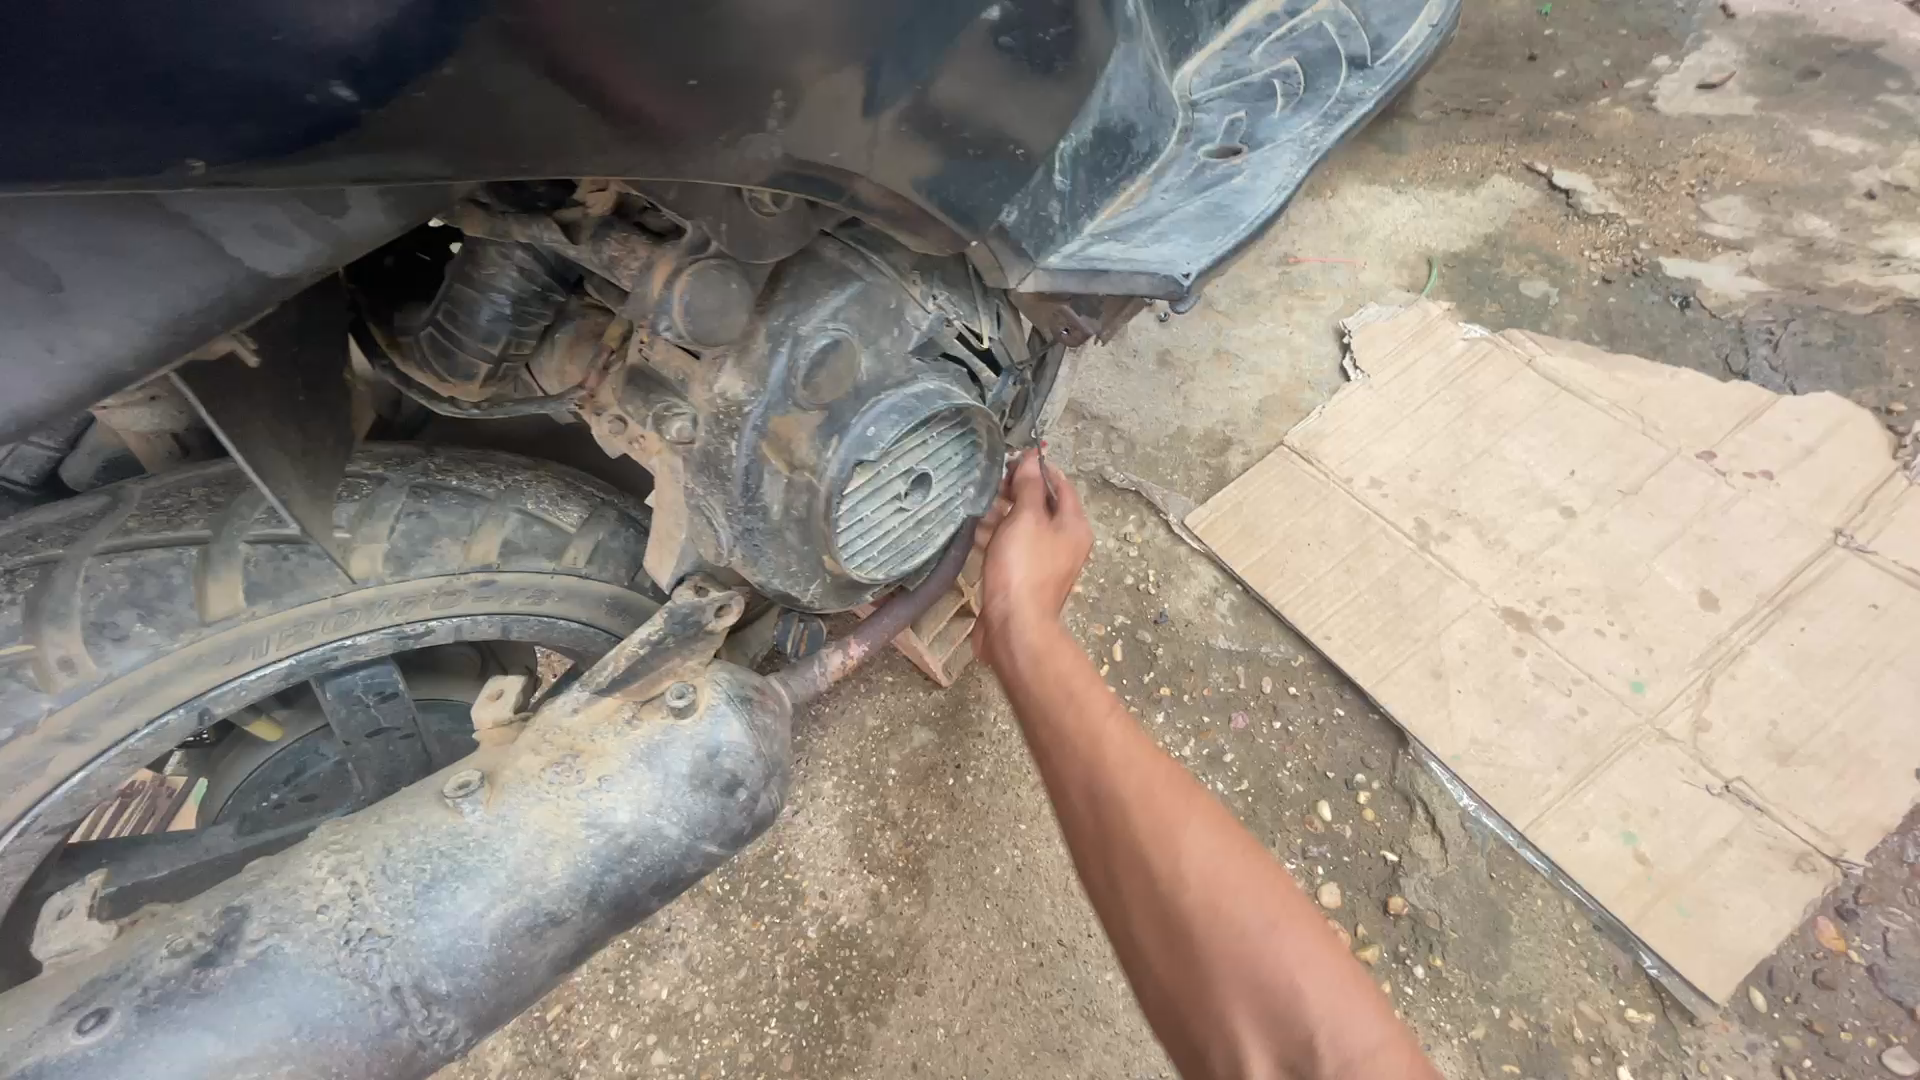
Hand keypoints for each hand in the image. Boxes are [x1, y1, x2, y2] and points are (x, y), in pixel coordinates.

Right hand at [971, 448, 1092, 671]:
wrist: (1014, 626)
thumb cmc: (1023, 568)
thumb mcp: (1026, 518)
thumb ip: (1028, 485)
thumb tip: (1034, 456)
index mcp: (1074, 525)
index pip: (1060, 484)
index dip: (1037, 468)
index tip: (1010, 459)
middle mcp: (1064, 541)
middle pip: (1041, 504)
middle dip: (1014, 491)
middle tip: (989, 483)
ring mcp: (1043, 560)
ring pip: (1022, 526)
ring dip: (1000, 513)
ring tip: (975, 503)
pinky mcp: (1022, 576)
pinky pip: (1010, 547)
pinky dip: (995, 537)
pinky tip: (973, 531)